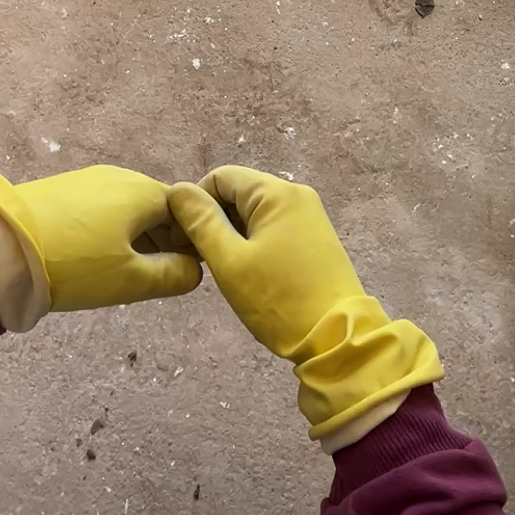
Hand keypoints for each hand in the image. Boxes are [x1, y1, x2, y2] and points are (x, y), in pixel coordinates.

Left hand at [0, 166, 201, 330]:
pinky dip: (107, 230)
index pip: (185, 212)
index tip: (178, 269)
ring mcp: (89, 179)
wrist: (0, 245)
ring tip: (120, 270)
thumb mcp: (131, 279)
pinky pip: (101, 207)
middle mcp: (121, 176)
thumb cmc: (76, 264)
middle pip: (156, 208)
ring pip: (127, 208)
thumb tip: (197, 269)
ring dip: (134, 236)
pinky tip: (92, 255)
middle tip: (152, 276)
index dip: (188, 241)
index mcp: (144, 192)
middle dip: (161, 239)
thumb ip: (173, 275)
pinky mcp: (63, 188)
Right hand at [170, 166, 441, 441]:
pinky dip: (252, 239)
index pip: (220, 177)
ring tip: (217, 266)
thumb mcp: (230, 261)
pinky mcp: (314, 235)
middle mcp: (295, 193)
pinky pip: (272, 224)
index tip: (179, 239)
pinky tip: (243, 268)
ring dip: (230, 231)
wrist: (338, 338)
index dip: (194, 202)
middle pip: (239, 191)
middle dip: (212, 217)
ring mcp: (308, 214)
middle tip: (194, 256)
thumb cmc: (279, 299)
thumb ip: (201, 221)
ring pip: (255, 210)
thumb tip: (177, 190)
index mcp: (276, 192)